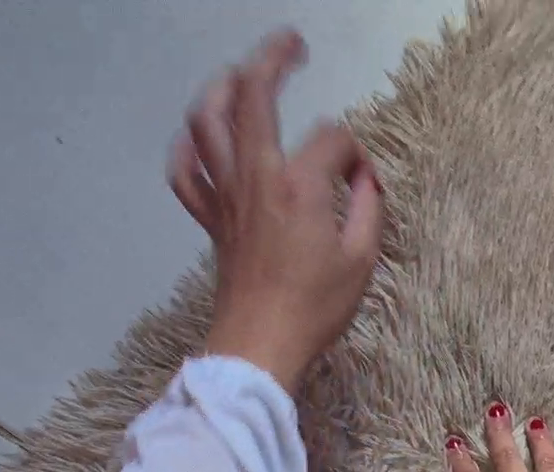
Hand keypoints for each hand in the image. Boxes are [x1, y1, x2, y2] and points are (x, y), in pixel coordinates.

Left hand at [168, 29, 383, 392]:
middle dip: (274, 59)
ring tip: (240, 75)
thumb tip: (366, 182)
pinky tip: (198, 138)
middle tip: (293, 44)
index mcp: (300, 185)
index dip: (355, 154)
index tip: (365, 184)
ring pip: (208, 120)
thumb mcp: (362, 261)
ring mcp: (227, 195)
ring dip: (222, 86)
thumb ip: (368, 210)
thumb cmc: (315, 308)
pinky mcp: (211, 219)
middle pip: (254, 96)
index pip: (332, 140)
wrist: (261, 344)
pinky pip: (185, 173)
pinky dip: (187, 149)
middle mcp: (257, 175)